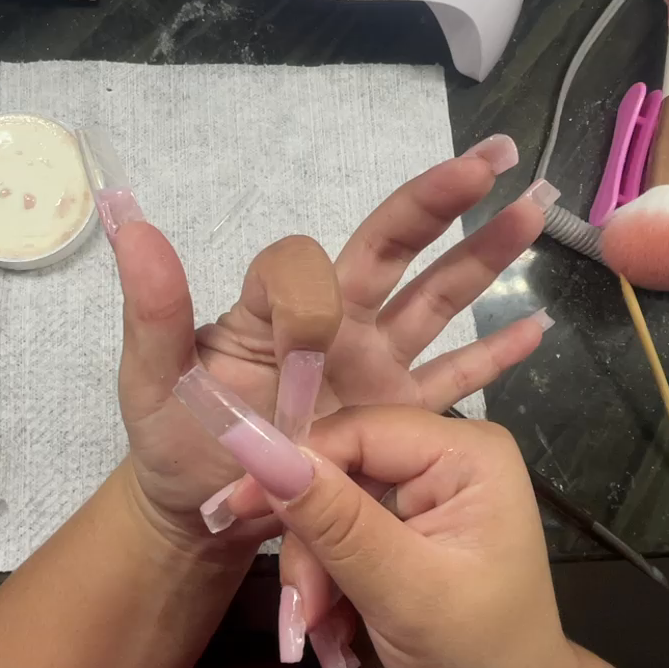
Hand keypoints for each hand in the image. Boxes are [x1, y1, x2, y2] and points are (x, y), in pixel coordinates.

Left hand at [98, 132, 551, 559]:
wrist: (202, 510)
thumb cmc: (174, 441)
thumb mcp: (151, 378)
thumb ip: (153, 309)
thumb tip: (131, 222)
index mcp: (277, 308)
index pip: (305, 264)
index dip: (304, 292)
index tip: (295, 339)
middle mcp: (334, 324)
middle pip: (391, 247)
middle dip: (439, 200)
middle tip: (493, 157)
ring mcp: (372, 367)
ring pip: (436, 300)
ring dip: (483, 256)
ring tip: (535, 209)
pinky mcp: (397, 415)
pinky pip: (453, 379)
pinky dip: (494, 355)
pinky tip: (537, 327)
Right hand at [262, 406, 577, 667]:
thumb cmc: (478, 655)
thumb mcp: (402, 592)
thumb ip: (335, 521)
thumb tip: (263, 452)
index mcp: (468, 452)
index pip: (361, 430)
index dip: (296, 462)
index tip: (241, 508)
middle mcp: (448, 451)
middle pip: (343, 465)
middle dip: (313, 537)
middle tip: (300, 606)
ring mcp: (429, 481)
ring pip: (335, 497)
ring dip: (316, 562)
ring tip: (317, 623)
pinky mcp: (410, 510)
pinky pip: (345, 520)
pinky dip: (328, 568)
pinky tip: (331, 615)